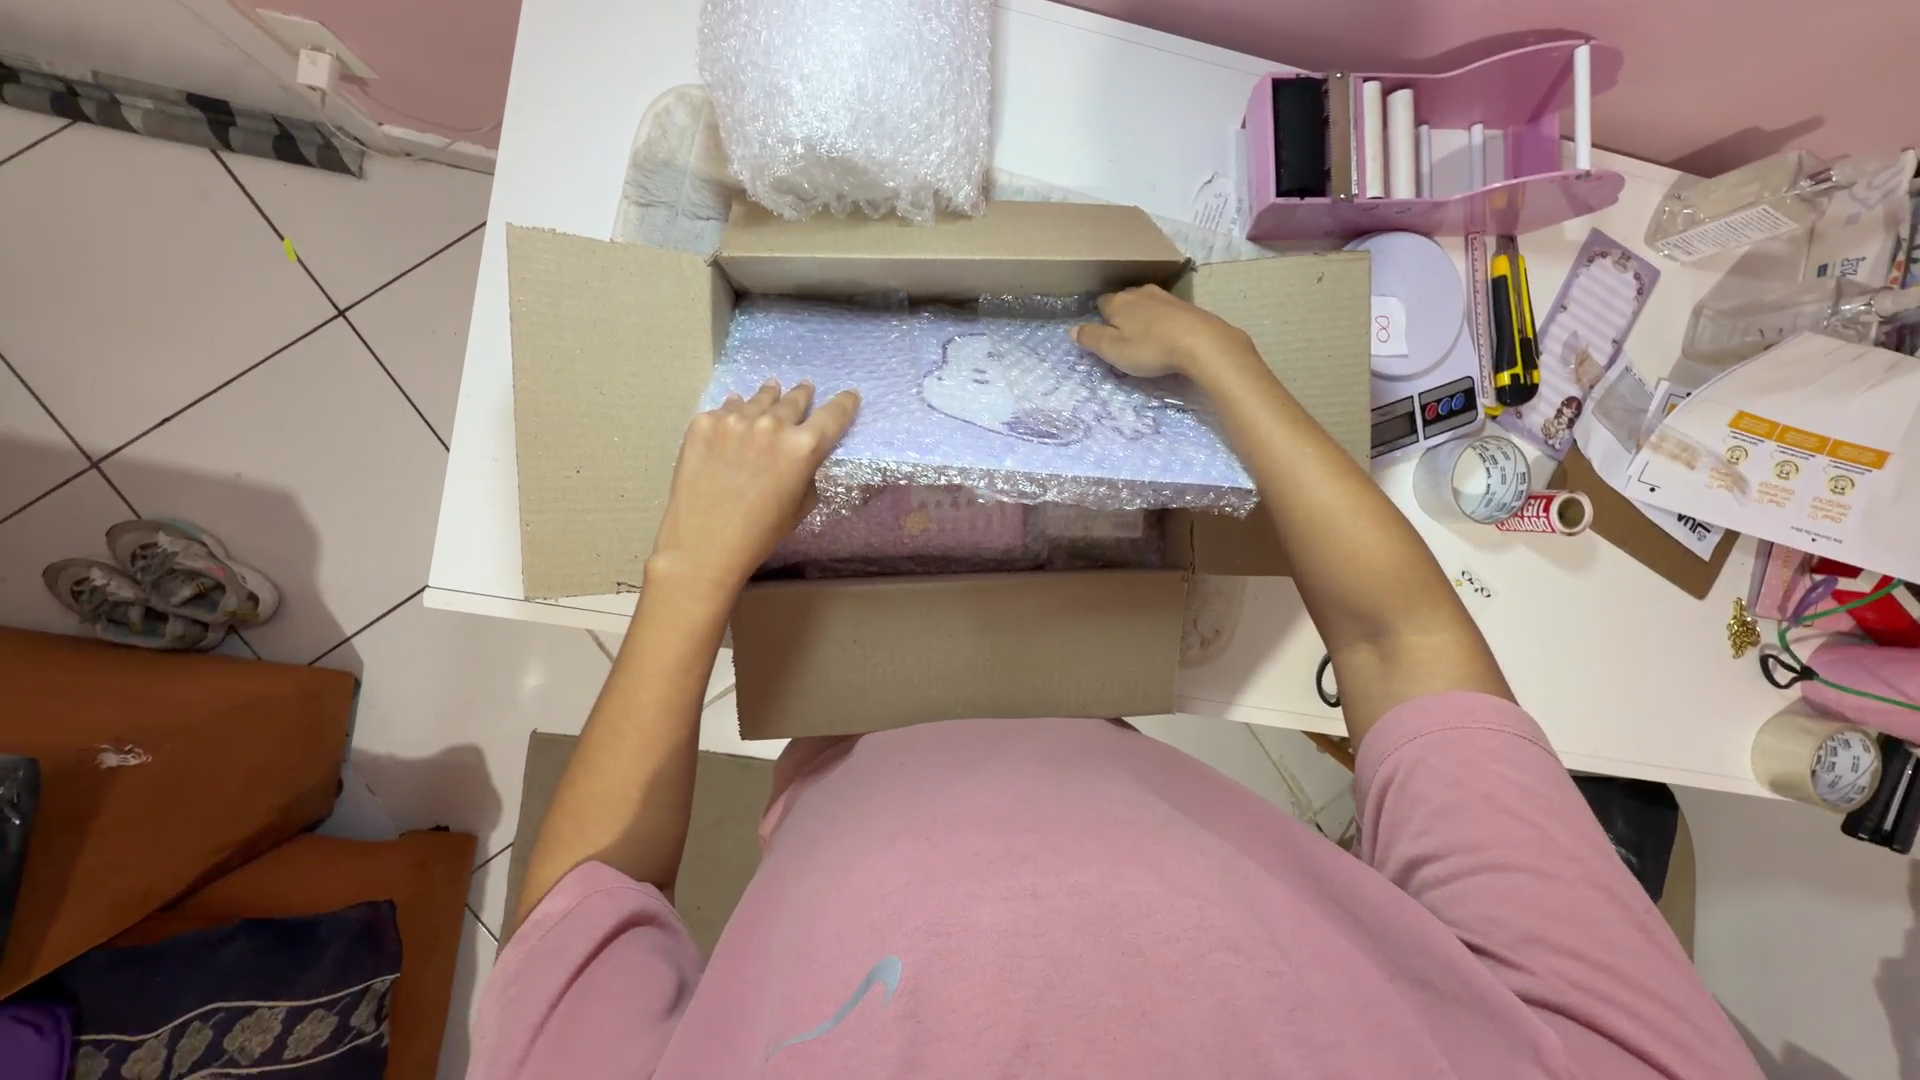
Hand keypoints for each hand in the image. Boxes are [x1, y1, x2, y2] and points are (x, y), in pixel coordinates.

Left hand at [649, 380, 859, 591]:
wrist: (703, 543)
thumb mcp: (802, 504)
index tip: (850, 396)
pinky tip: (737, 409)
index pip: (834, 415)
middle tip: (806, 389)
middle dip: (804, 395)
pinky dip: (736, 409)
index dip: (845, 403)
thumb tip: (802, 453)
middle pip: (795, 400)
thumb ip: (808, 470)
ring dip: (770, 395)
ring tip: (772, 387)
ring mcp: (735, 420)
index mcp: (804, 447)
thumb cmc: (761, 533)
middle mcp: (773, 425)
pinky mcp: (704, 423)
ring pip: (760, 398)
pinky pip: (728, 408)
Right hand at [1071, 284, 1256, 379]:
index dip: (1100, 319)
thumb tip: (1072, 329)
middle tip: (1123, 339)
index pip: (1101, 303)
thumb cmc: (1150, 348)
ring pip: (1145, 304)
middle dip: (1121, 315)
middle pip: (1123, 300)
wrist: (1201, 342)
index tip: (1104, 336)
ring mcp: (1164, 296)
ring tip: (1145, 337)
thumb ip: (1091, 338)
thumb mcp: (1112, 350)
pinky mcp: (1185, 305)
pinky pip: (1165, 311)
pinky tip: (1166, 335)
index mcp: (1117, 302)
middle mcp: (1139, 292)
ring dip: (1142, 317)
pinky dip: (1162, 321)